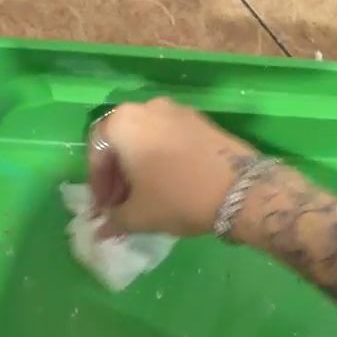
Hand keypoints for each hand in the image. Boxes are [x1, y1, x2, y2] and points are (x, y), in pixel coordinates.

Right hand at [87, 97, 256, 236]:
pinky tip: (169, 183)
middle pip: (121, 140)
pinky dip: (162, 157)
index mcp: (124, 122)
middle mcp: (148, 107)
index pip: (96, 151)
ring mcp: (178, 110)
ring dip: (140, 166)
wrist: (240, 190)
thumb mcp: (138, 215)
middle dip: (117, 174)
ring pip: (147, 138)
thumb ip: (113, 220)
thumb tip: (101, 229)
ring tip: (145, 196)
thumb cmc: (177, 197)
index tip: (104, 208)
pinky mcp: (201, 120)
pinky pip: (170, 137)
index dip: (97, 183)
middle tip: (121, 204)